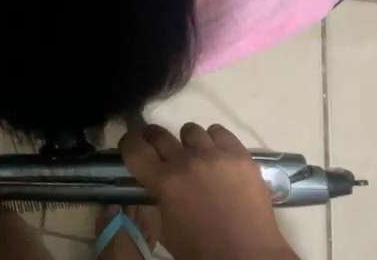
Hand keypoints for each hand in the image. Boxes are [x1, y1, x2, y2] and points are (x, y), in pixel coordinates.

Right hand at [119, 123, 298, 259]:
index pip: (134, 148)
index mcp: (165, 183)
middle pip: (159, 133)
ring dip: (188, 144)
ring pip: (190, 129)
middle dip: (154, 141)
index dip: (128, 144)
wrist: (249, 258)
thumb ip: (156, 199)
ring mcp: (214, 155)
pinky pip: (219, 132)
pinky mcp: (239, 154)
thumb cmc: (203, 252)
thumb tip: (151, 181)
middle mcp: (186, 161)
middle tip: (161, 152)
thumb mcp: (167, 231)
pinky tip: (218, 158)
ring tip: (197, 160)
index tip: (130, 147)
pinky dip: (214, 142)